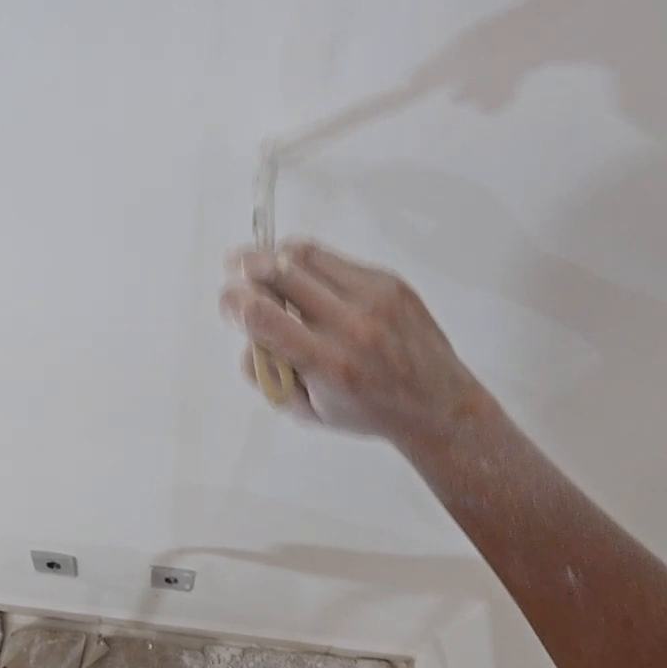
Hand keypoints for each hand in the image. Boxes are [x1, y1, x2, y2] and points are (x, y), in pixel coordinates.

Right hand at [220, 241, 492, 446]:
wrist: (437, 404)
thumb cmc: (367, 412)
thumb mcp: (307, 411)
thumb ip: (267, 374)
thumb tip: (245, 331)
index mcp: (327, 364)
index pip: (261, 316)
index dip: (232, 302)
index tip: (228, 303)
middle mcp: (351, 325)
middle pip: (278, 271)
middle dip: (245, 266)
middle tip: (235, 269)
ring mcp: (374, 298)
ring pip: (305, 255)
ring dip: (275, 257)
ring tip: (267, 268)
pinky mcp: (390, 282)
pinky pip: (336, 259)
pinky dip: (312, 265)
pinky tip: (311, 281)